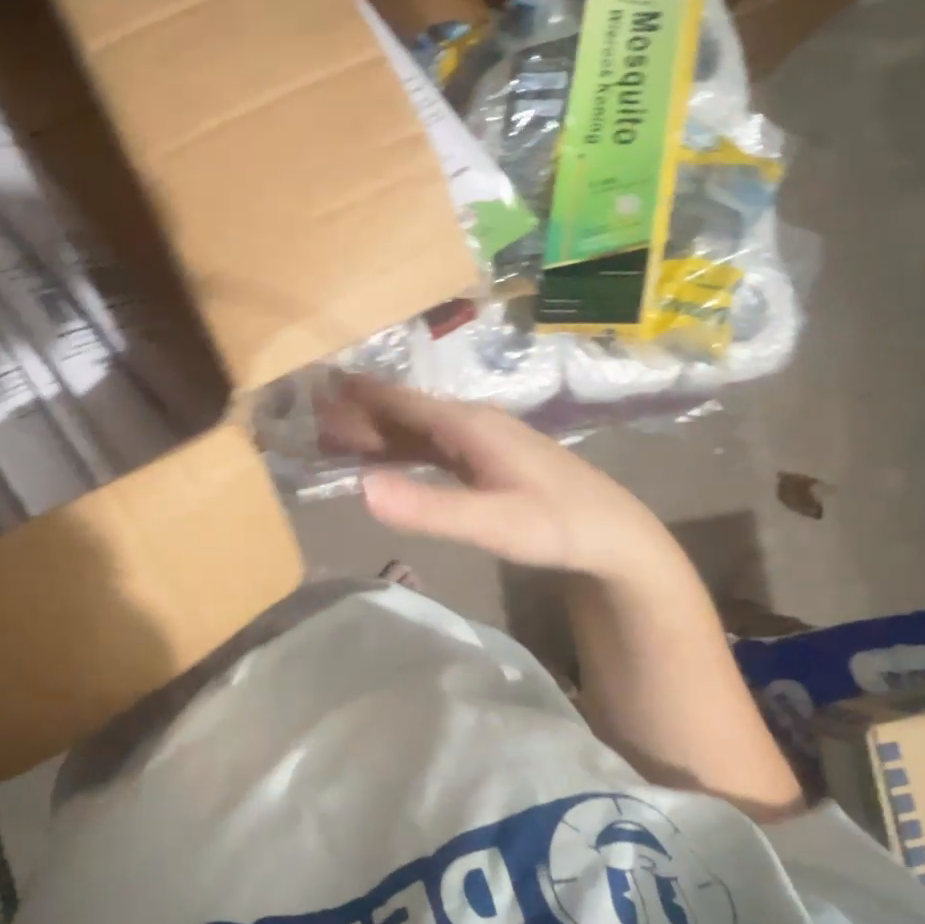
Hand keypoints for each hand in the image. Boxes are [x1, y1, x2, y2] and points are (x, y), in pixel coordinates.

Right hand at [317, 376, 659, 576]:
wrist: (615, 535)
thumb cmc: (557, 526)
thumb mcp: (493, 524)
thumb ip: (430, 509)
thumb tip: (362, 490)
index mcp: (470, 425)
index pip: (403, 403)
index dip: (358, 396)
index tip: (314, 387)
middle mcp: (473, 423)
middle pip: (406, 411)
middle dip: (359, 412)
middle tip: (308, 419)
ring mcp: (482, 440)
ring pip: (418, 428)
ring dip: (378, 431)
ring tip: (333, 436)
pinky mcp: (488, 460)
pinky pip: (433, 446)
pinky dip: (402, 449)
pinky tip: (386, 459)